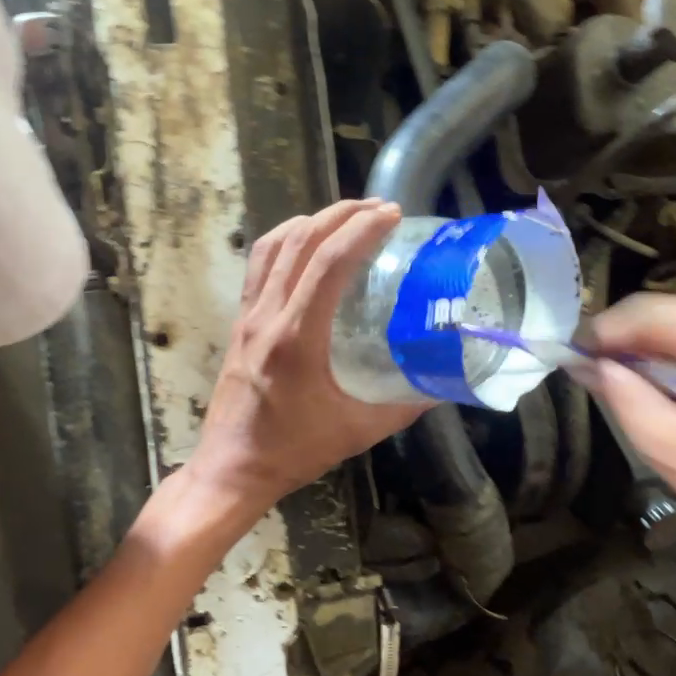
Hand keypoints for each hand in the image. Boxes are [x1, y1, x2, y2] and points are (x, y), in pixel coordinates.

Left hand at [187, 199, 427, 503]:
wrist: (231, 468)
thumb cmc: (293, 452)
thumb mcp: (357, 432)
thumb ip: (403, 407)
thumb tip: (444, 385)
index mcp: (296, 339)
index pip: (328, 263)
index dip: (362, 230)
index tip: (392, 215)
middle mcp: (267, 317)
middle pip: (301, 242)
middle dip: (341, 214)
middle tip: (379, 208)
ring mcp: (248, 317)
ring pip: (274, 246)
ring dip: (311, 220)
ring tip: (346, 216)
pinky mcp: (240, 323)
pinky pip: (260, 265)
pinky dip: (285, 240)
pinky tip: (305, 243)